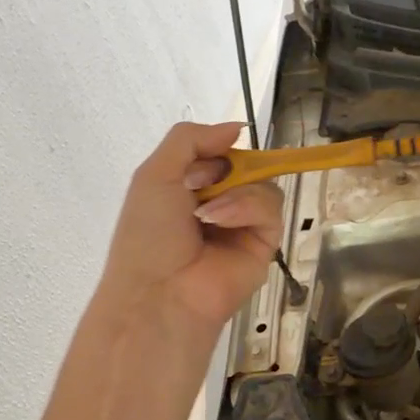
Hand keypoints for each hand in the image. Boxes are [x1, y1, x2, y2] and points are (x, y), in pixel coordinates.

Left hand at [93, 121, 283, 339]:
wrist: (160, 292)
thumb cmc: (147, 234)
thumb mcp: (154, 174)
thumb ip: (189, 139)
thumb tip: (238, 127)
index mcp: (188, 189)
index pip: (219, 154)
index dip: (218, 148)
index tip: (208, 154)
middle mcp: (219, 203)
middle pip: (246, 166)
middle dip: (227, 169)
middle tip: (200, 184)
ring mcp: (244, 224)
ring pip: (264, 185)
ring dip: (237, 193)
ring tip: (209, 215)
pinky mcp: (266, 242)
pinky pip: (272, 209)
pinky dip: (249, 209)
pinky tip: (223, 222)